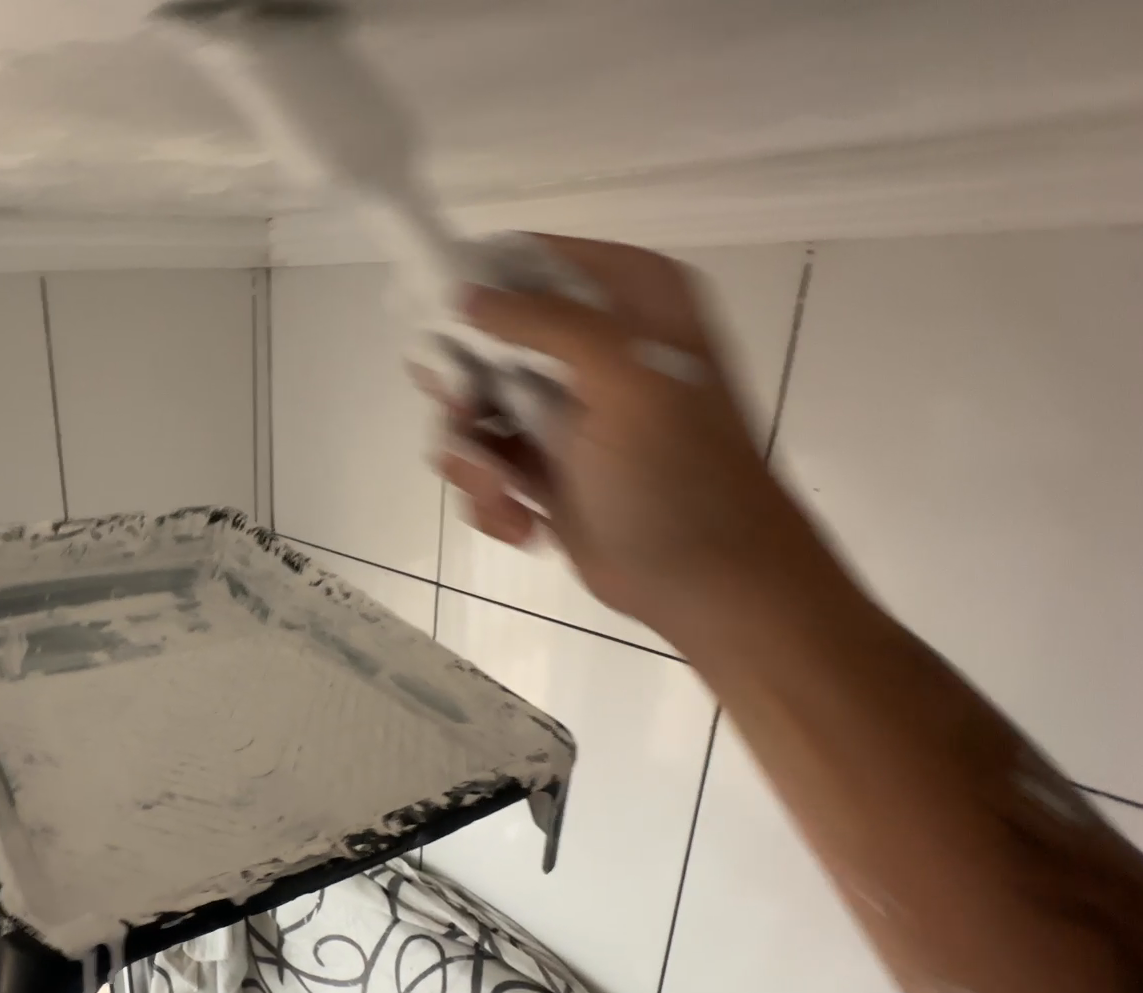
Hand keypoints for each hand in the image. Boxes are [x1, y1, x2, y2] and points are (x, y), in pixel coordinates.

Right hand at [429, 234, 838, 640]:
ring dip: (471, 456)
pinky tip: (518, 522)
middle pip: (479, 337)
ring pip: (468, 406)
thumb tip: (462, 297)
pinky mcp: (537, 465)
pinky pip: (479, 460)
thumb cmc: (677, 474)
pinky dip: (487, 494)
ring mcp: (559, 408)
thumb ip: (546, 321)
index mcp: (626, 301)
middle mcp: (588, 345)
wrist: (705, 584)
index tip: (437, 328)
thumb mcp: (626, 377)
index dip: (474, 286)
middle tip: (466, 416)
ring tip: (500, 491)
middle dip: (460, 387)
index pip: (527, 260)